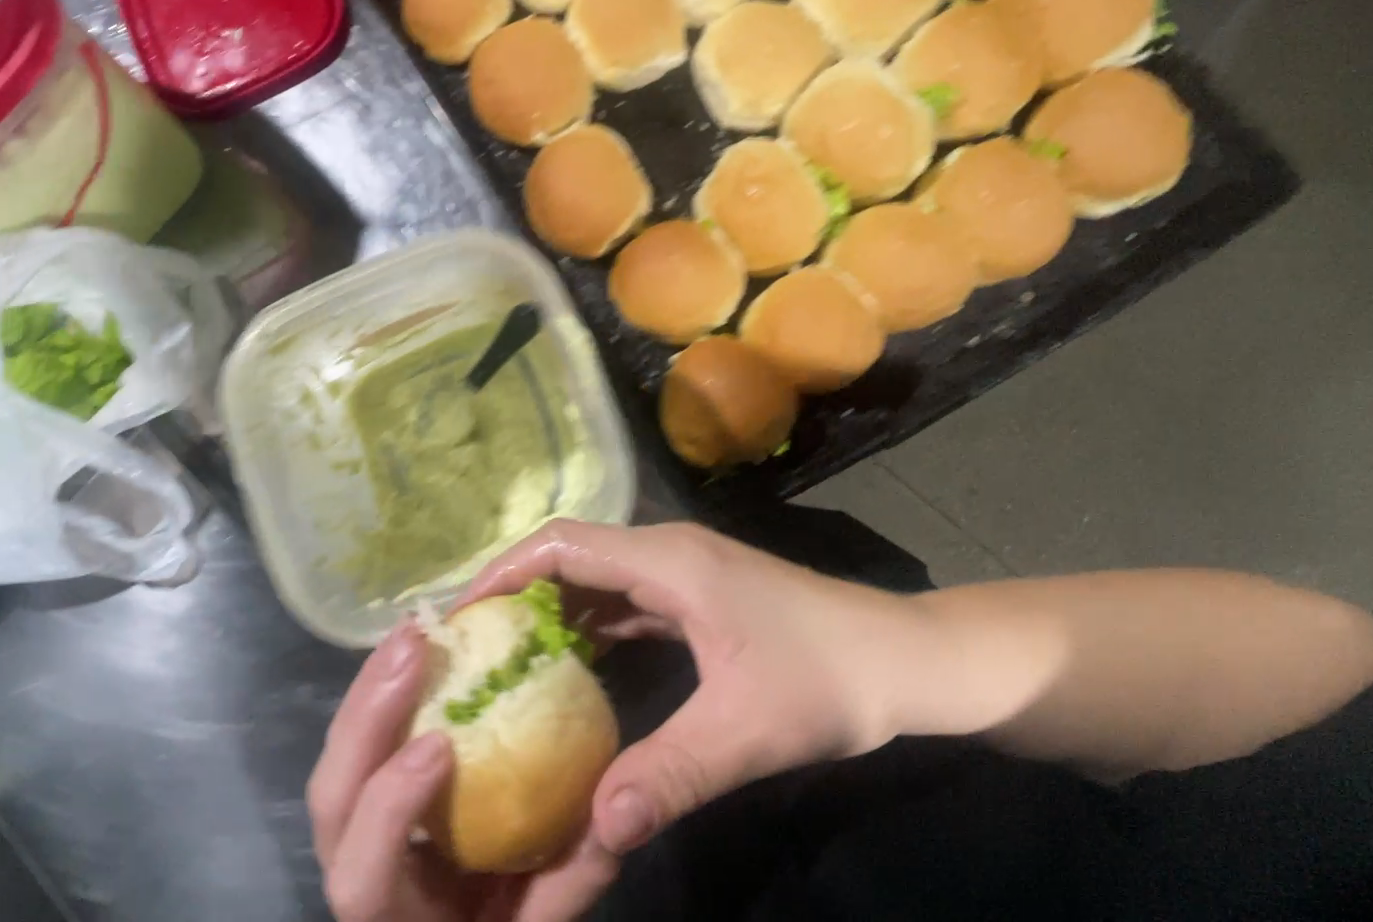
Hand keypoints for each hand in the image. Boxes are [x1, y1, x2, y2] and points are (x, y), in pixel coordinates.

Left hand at [307, 625, 620, 921]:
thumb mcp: (532, 921)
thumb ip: (570, 878)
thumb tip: (617, 816)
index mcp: (383, 915)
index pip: (363, 875)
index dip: (391, 808)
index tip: (440, 745)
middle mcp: (347, 865)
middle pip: (331, 795)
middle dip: (367, 716)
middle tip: (415, 649)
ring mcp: (345, 825)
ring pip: (334, 757)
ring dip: (370, 689)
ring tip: (412, 633)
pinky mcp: (358, 788)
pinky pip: (357, 736)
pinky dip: (380, 688)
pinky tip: (414, 647)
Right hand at [463, 521, 931, 856]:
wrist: (911, 661)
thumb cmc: (831, 680)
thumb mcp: (748, 732)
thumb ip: (671, 774)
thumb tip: (596, 828)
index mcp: (667, 562)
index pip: (563, 545)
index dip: (504, 572)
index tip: (462, 617)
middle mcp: (664, 553)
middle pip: (569, 555)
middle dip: (515, 592)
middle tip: (471, 645)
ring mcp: (680, 573)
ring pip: (593, 578)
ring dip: (548, 610)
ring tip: (503, 657)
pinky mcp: (694, 596)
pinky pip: (620, 600)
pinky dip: (585, 626)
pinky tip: (566, 667)